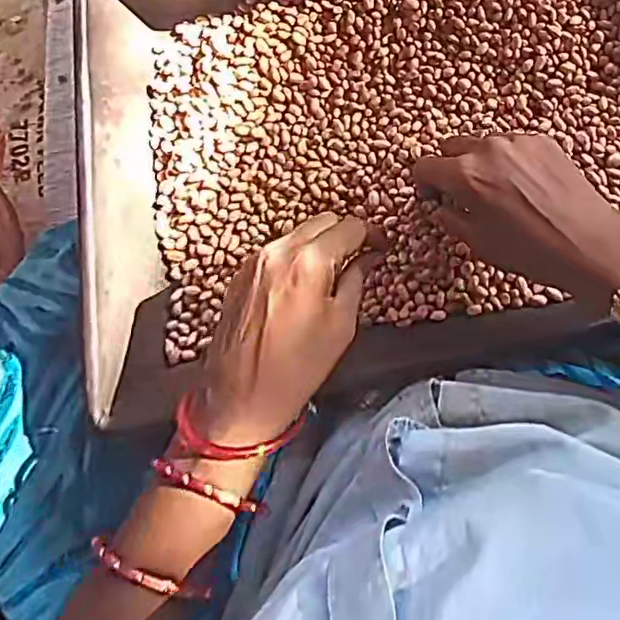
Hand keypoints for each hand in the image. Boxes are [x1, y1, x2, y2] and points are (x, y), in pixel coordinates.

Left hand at [193, 213, 381, 444]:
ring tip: (331, 274)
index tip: (379, 247)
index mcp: (309, 261)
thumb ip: (356, 280)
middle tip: (359, 257)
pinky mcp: (241, 273)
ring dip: (320, 244)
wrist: (240, 397)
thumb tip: (366, 258)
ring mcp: (256, 260)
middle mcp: (279, 251)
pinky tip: (303, 284)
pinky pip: (278, 250)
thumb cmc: (297, 368)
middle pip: (324, 221)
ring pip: (300, 232)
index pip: (350, 227)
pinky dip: (296, 256)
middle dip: (345, 234)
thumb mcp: (342, 324)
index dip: (371, 234)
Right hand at [412, 134, 619, 300]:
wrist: (593, 245)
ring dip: (482, 162)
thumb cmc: (533, 252)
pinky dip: (511, 160)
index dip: (424, 183)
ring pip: (485, 144)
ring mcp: (519, 140)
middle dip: (451, 168)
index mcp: (466, 175)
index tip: (433, 196)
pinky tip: (526, 186)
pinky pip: (514, 145)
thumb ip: (452, 218)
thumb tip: (441, 207)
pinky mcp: (544, 140)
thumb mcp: (481, 244)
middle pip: (452, 147)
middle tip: (464, 193)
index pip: (425, 165)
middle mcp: (489, 148)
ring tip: (501, 191)